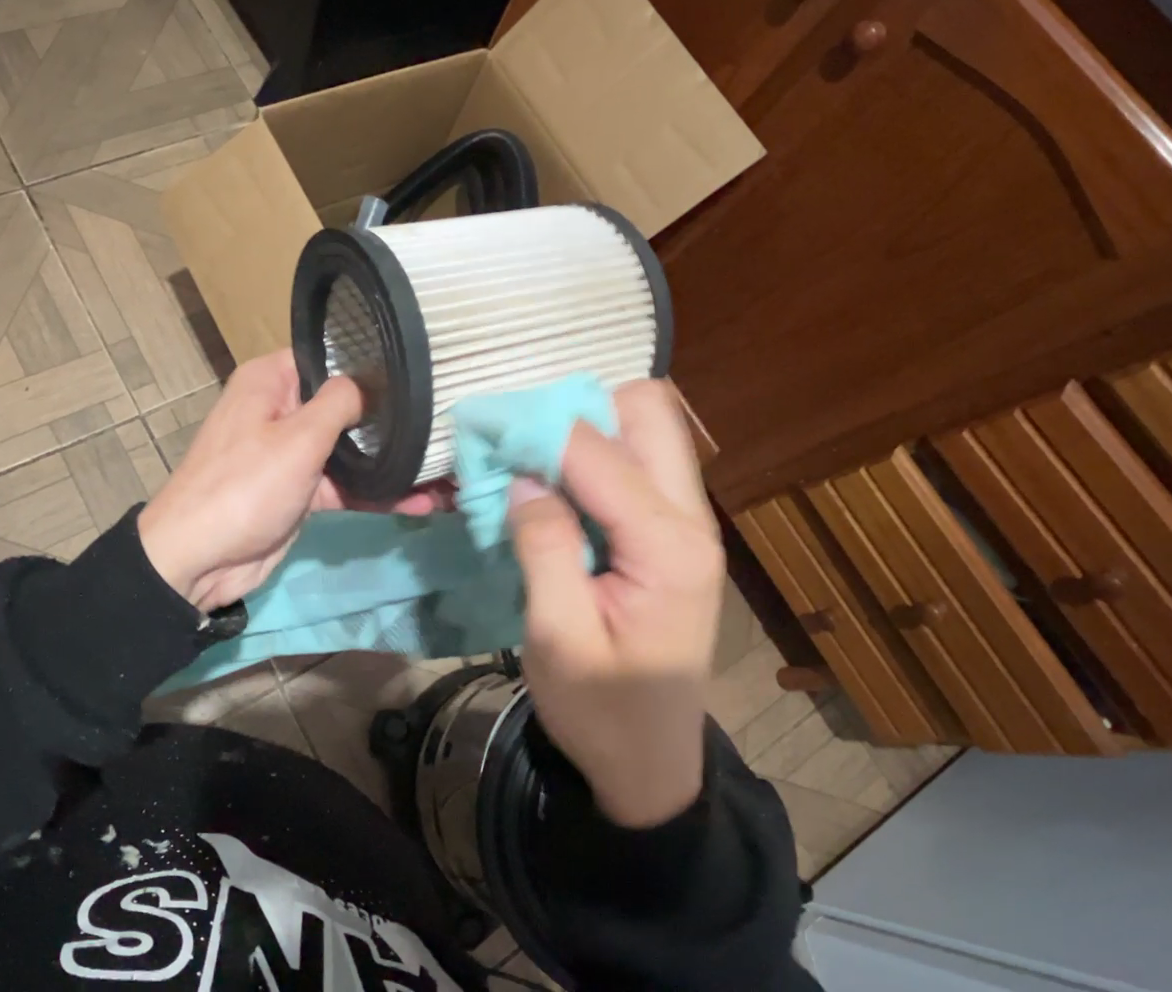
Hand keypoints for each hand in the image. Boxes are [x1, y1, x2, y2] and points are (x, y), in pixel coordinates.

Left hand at [137, 351, 442, 610]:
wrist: (198, 560)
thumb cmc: (245, 486)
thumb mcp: (297, 438)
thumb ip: (341, 403)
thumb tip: (373, 382)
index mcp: (271, 381)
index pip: (329, 356)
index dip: (372, 362)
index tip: (421, 368)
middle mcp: (281, 410)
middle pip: (346, 405)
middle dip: (392, 417)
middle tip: (448, 417)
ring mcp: (292, 454)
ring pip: (351, 450)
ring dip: (392, 462)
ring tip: (448, 465)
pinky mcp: (300, 493)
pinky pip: (345, 485)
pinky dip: (377, 494)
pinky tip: (423, 502)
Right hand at [507, 381, 723, 827]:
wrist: (651, 763)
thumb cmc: (600, 710)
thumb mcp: (557, 637)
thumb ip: (543, 548)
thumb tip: (524, 479)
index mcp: (666, 547)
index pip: (598, 453)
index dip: (536, 428)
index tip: (480, 423)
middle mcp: (691, 521)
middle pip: (648, 413)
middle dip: (577, 409)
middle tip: (517, 438)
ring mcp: (688, 526)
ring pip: (646, 432)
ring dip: (586, 430)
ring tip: (528, 458)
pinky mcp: (671, 537)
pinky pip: (638, 466)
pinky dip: (593, 459)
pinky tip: (551, 485)